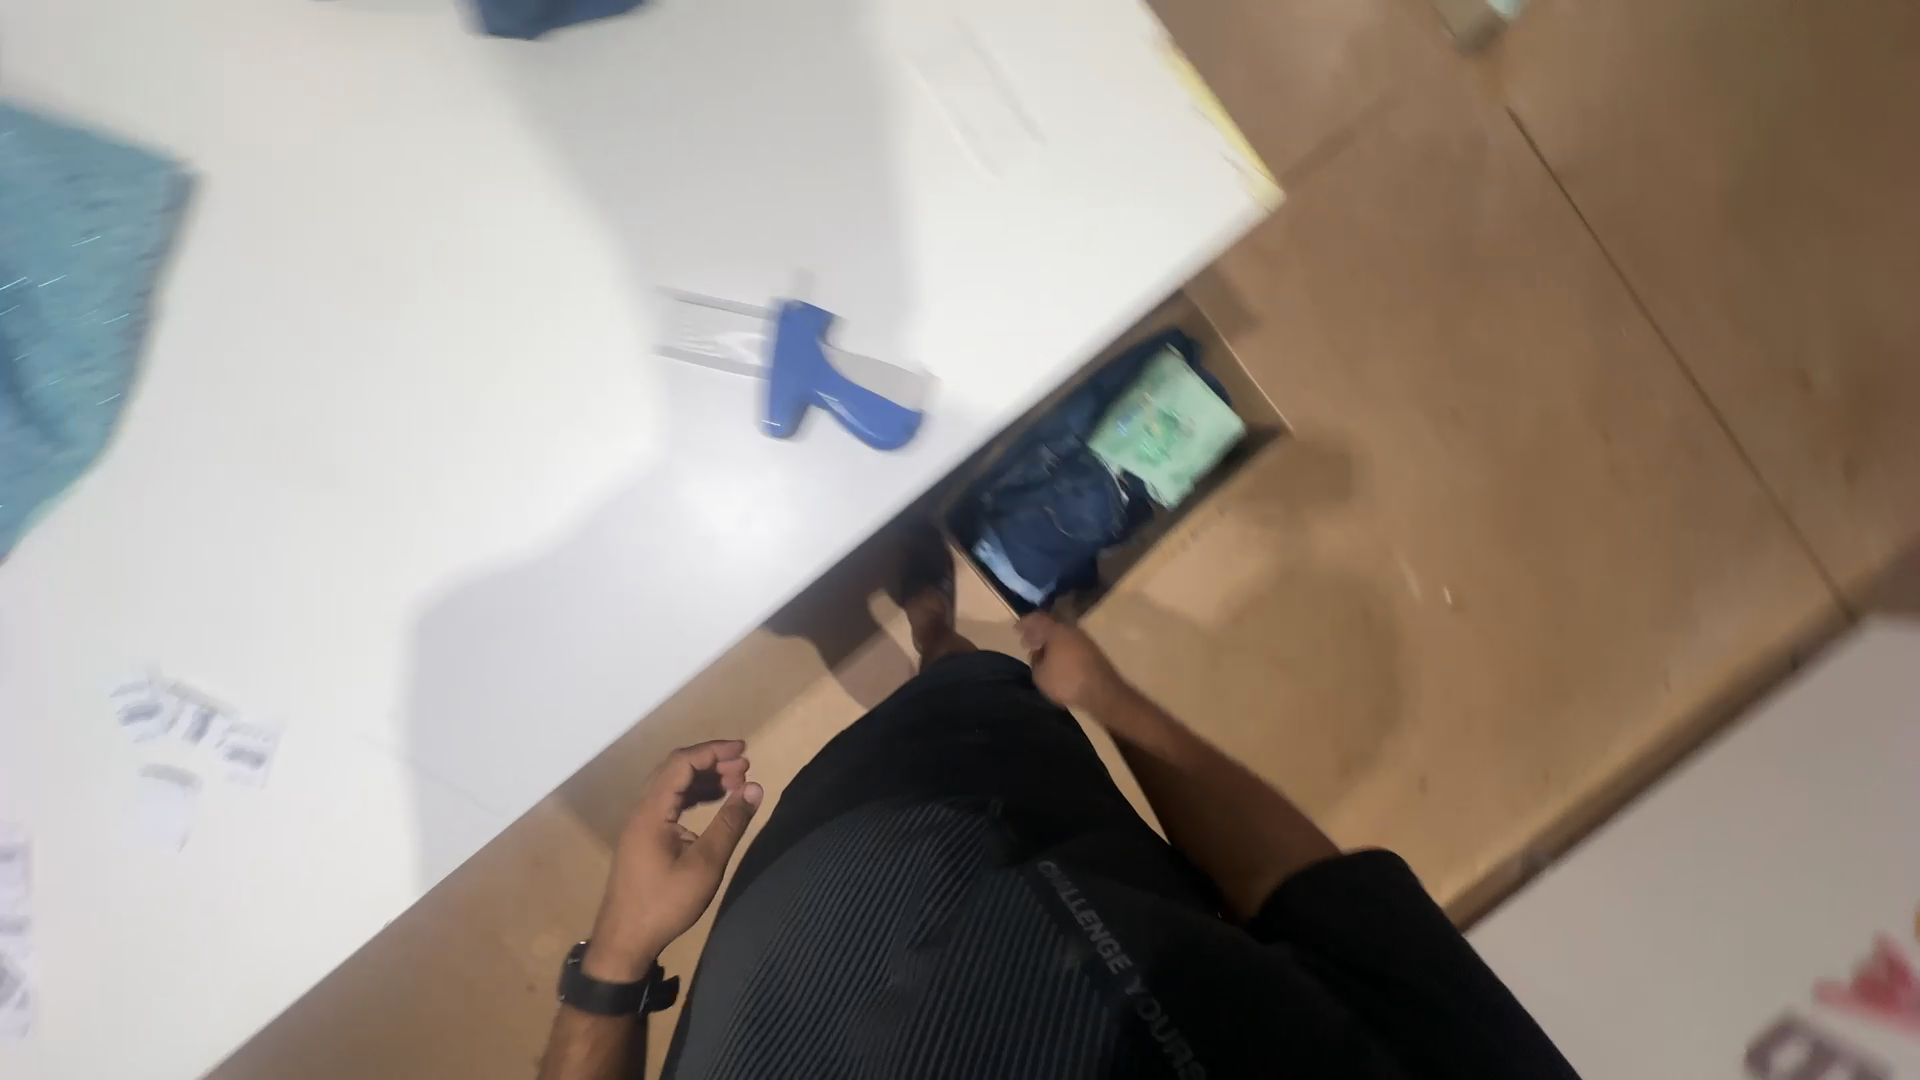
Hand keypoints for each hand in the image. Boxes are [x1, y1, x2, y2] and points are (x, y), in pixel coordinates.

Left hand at [585, 740, 762, 980]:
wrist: (623, 945)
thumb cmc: (664, 904)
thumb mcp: (706, 864)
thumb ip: (731, 822)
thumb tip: (756, 786)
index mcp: (652, 811)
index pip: (682, 763)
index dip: (714, 751)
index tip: (744, 751)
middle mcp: (642, 811)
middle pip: (675, 769)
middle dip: (712, 761)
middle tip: (745, 768)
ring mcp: (641, 825)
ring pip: (673, 786)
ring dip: (704, 778)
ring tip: (736, 782)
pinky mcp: (644, 839)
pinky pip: (671, 802)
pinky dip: (695, 795)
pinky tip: (715, 803)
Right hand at [1019, 612, 1130, 713]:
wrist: (1103, 692)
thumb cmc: (1067, 681)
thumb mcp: (1040, 675)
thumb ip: (1035, 661)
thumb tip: (1039, 654)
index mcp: (1056, 630)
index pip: (1036, 619)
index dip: (1024, 623)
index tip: (1016, 628)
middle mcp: (1071, 629)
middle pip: (1051, 626)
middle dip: (1037, 633)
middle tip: (1027, 642)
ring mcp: (1084, 639)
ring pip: (1062, 635)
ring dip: (1050, 642)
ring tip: (1041, 653)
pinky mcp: (1093, 652)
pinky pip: (1071, 644)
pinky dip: (1061, 649)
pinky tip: (1058, 661)